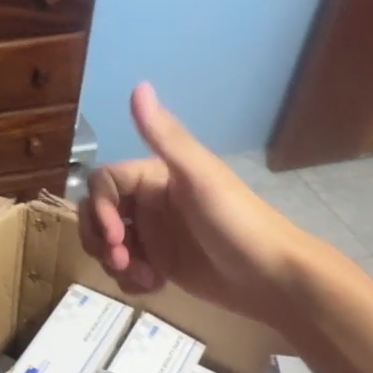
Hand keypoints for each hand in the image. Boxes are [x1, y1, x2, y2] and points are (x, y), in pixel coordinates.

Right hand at [81, 83, 328, 333]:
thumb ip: (165, 136)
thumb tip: (140, 86)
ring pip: (108, 244)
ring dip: (113, 261)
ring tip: (140, 277)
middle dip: (100, 238)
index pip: (103, 182)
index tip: (114, 234)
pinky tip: (151, 286)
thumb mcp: (199, 177)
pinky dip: (128, 279)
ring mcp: (154, 235)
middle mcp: (149, 203)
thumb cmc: (237, 222)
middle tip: (120, 261)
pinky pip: (125, 269)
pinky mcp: (160, 265)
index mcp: (154, 177)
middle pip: (98, 214)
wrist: (274, 278)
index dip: (99, 207)